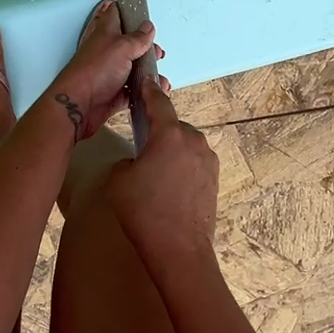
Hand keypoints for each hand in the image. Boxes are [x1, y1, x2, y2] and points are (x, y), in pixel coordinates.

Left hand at [45, 4, 159, 140]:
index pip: (115, 13)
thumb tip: (147, 28)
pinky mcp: (111, 93)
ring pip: (131, 68)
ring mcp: (109, 73)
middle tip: (155, 51)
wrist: (78, 105)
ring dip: (146, 71)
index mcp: (106, 32)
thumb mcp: (122, 47)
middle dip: (145, 47)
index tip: (142, 13)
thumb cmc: (92, 71)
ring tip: (155, 74)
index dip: (128, 10)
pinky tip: (149, 91)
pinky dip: (141, 92)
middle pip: (129, 43)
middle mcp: (106, 51)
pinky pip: (130, 91)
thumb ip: (137, 38)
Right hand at [107, 76, 217, 266]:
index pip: (158, 103)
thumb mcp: (118, 181)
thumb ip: (126, 160)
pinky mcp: (215, 179)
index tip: (144, 81)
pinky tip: (170, 190)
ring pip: (185, 147)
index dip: (149, 91)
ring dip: (172, 154)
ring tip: (156, 178)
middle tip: (142, 152)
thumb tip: (137, 162)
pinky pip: (194, 164)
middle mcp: (194, 141)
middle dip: (159, 134)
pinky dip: (182, 170)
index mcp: (170, 134)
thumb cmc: (145, 212)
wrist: (179, 250)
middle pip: (173, 128)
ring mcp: (208, 161)